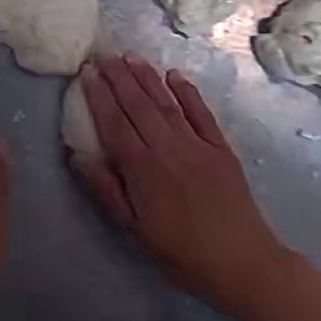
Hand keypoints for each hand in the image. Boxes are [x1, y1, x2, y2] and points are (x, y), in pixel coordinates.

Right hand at [73, 55, 290, 305]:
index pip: (114, 123)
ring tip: (129, 56)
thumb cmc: (180, 252)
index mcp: (142, 170)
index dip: (98, 96)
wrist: (243, 264)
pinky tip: (174, 75)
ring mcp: (197, 146)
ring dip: (146, 77)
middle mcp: (168, 149)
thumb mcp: (133, 229)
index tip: (86, 73)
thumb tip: (77, 155)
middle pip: (138, 105)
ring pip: (166, 103)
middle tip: (103, 55)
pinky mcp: (221, 148)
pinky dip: (188, 92)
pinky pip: (202, 113)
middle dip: (118, 77)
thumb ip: (106, 189)